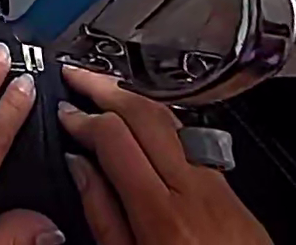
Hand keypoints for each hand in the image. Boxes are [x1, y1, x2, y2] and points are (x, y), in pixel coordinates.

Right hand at [57, 65, 272, 244]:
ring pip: (168, 115)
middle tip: (75, 75)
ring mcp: (217, 186)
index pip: (115, 138)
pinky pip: (187, 134)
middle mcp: (194, 192)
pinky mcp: (230, 189)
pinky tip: (140, 115)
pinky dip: (156, 114)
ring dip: (130, 93)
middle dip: (103, 86)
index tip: (64, 112)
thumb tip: (79, 168)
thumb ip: (103, 218)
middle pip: (143, 112)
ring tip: (102, 85)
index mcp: (164, 220)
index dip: (83, 118)